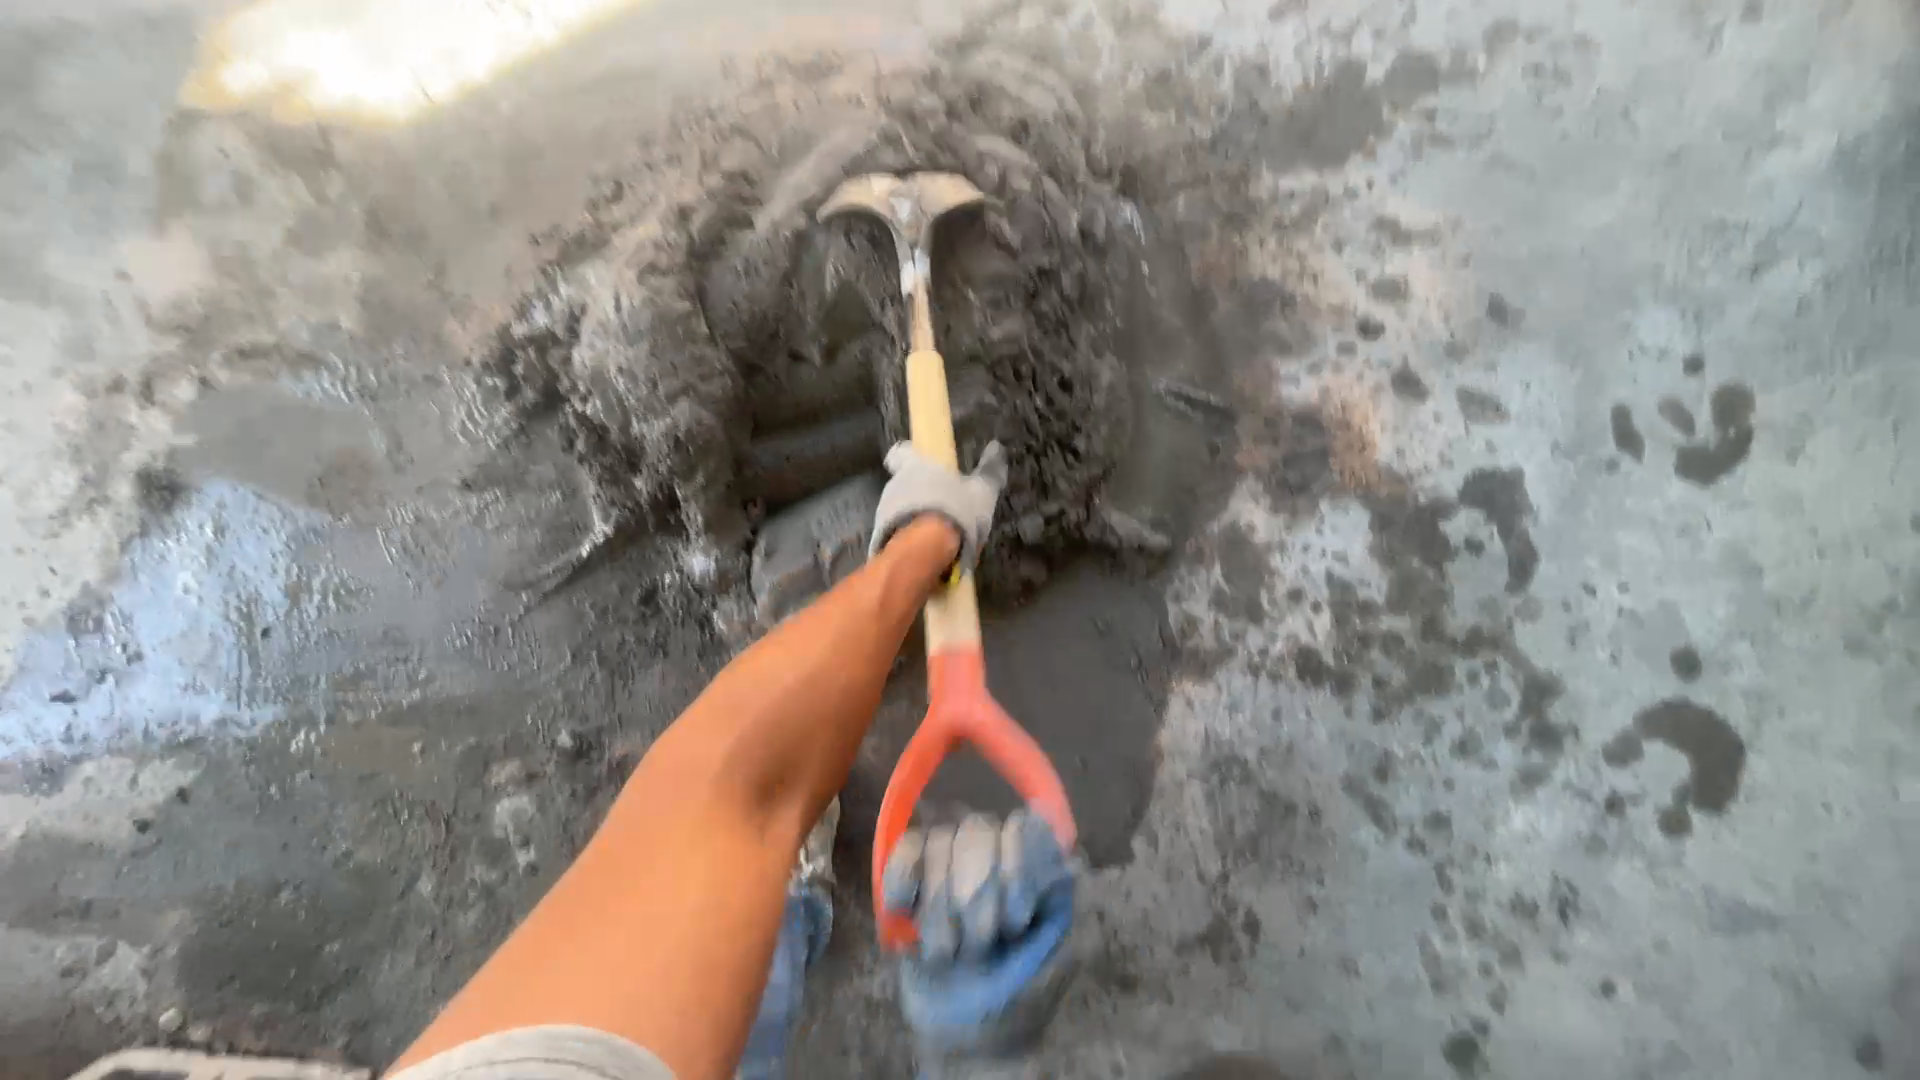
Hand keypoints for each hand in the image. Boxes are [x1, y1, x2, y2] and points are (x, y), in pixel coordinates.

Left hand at [869, 441, 1008, 571]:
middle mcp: (895, 485)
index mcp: (915, 466)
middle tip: (942, 506)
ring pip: (898, 510)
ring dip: (914, 518)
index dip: (909, 457)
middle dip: (918, 493)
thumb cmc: (955, 510)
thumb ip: (989, 471)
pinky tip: (928, 552)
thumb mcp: (982, 492)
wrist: (925, 551)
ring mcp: (884, 513)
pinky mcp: (884, 539)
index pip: (901, 452)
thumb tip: (996, 447)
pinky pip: (896, 535)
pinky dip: (910, 540)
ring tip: (938, 535)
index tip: (920, 463)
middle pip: (902, 484)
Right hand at [880, 811, 1076, 1059]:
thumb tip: (1069, 860)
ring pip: (938, 840)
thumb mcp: (1052, 961)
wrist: (963, 1028)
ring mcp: (951, 854)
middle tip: (979, 944)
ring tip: (948, 951)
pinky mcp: (913, 871)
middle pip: (977, 830)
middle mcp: (994, 848)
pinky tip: (904, 914)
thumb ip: (1058, 910)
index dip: (1015, 869)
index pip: (1024, 827)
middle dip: (976, 896)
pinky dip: (902, 882)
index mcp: (1034, 864)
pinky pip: (905, 852)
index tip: (1016, 920)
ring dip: (939, 906)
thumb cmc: (1016, 995)